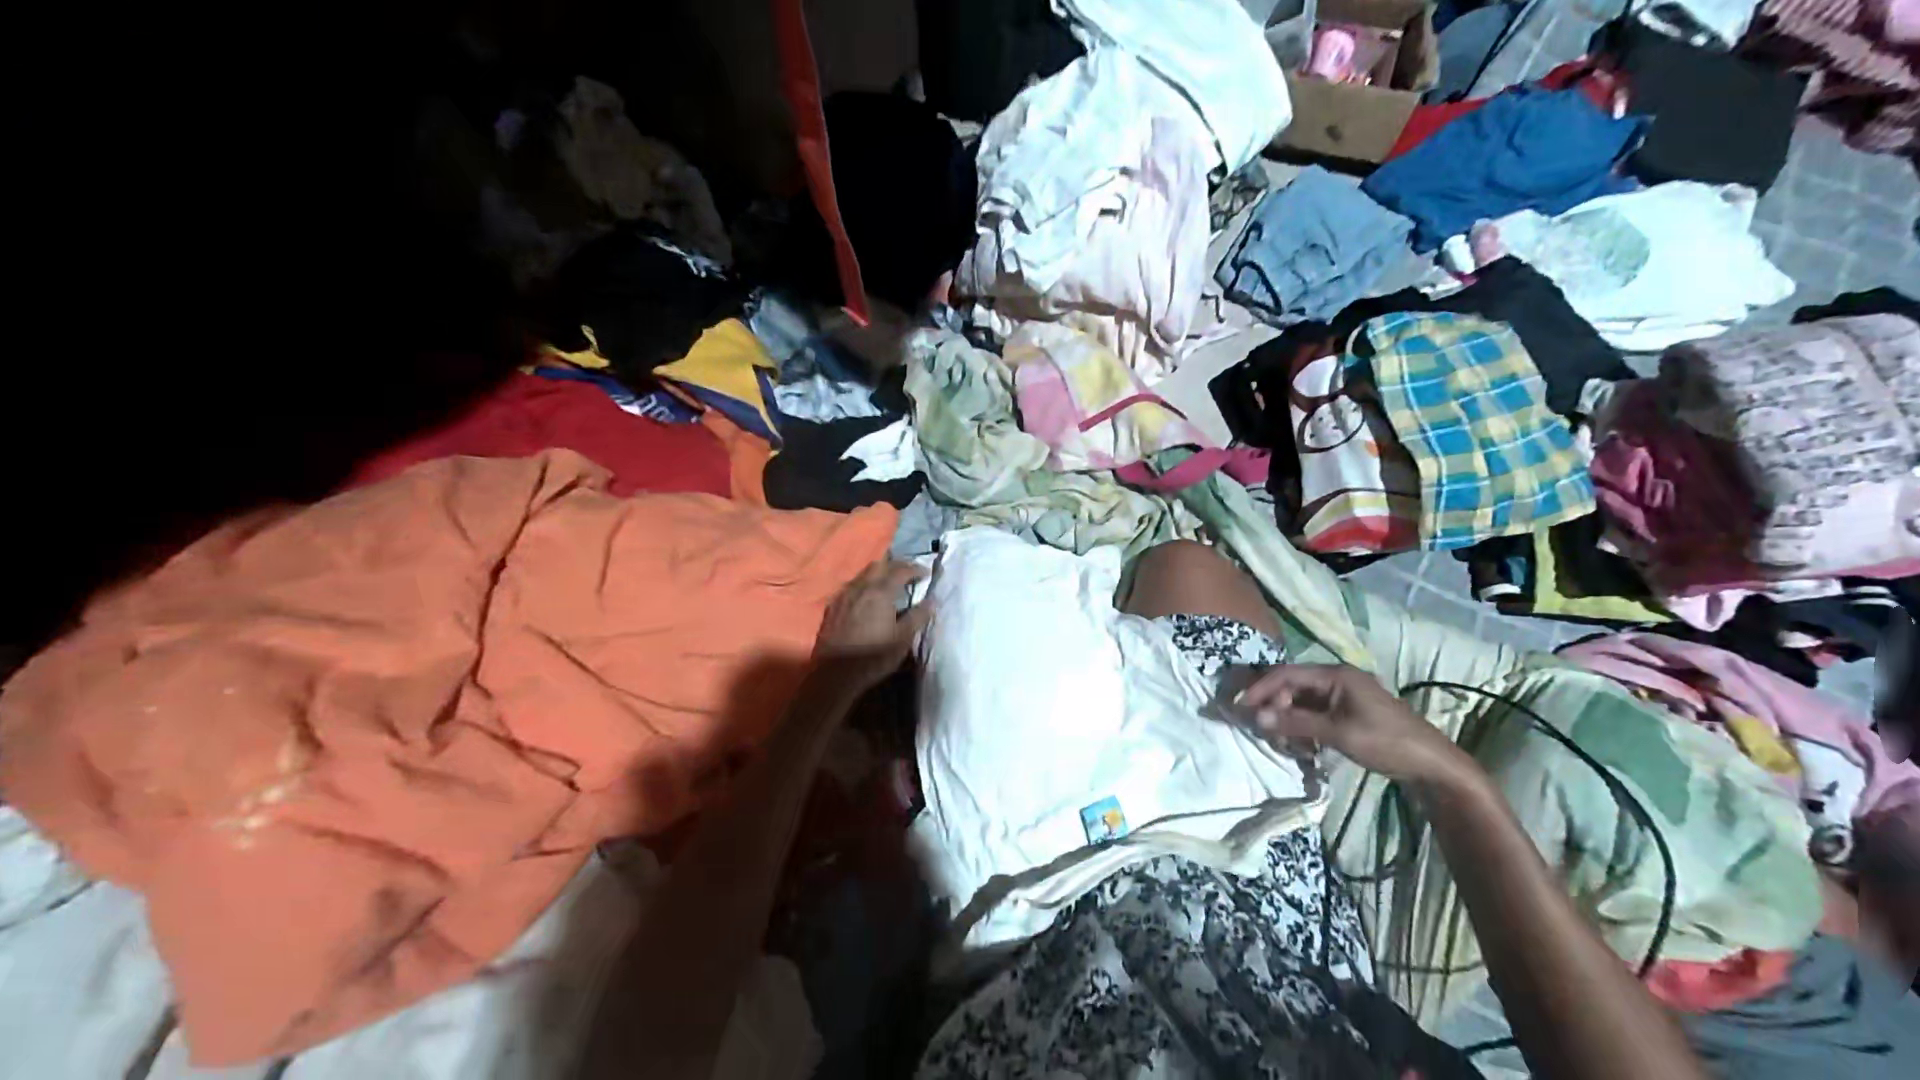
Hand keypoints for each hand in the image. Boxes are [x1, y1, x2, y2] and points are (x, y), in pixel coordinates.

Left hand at [813, 560, 931, 690]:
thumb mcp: (903, 639)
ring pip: (863, 574)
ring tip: (889, 585)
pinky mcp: (832, 606)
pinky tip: (867, 598)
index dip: (916, 568)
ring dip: (879, 573)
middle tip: (908, 574)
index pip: (901, 570)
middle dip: (896, 565)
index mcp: (880, 592)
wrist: (835, 674)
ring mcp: (843, 595)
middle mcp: (861, 586)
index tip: (927, 573)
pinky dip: (864, 585)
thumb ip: (918, 616)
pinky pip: (851, 586)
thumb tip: (932, 599)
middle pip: (880, 565)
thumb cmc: (873, 657)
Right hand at [1237, 664, 1475, 787]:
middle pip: (1292, 685)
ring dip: (1287, 717)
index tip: (1241, 707)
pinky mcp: (1348, 711)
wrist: (1434, 765)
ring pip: (1302, 700)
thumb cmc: (1387, 743)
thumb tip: (1257, 716)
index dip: (1261, 689)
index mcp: (1337, 675)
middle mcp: (1338, 679)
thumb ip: (1296, 723)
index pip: (1287, 674)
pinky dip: (1302, 725)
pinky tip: (1301, 743)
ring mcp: (1344, 695)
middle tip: (1263, 728)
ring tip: (1282, 740)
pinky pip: (1314, 712)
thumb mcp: (1338, 733)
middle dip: (1274, 705)